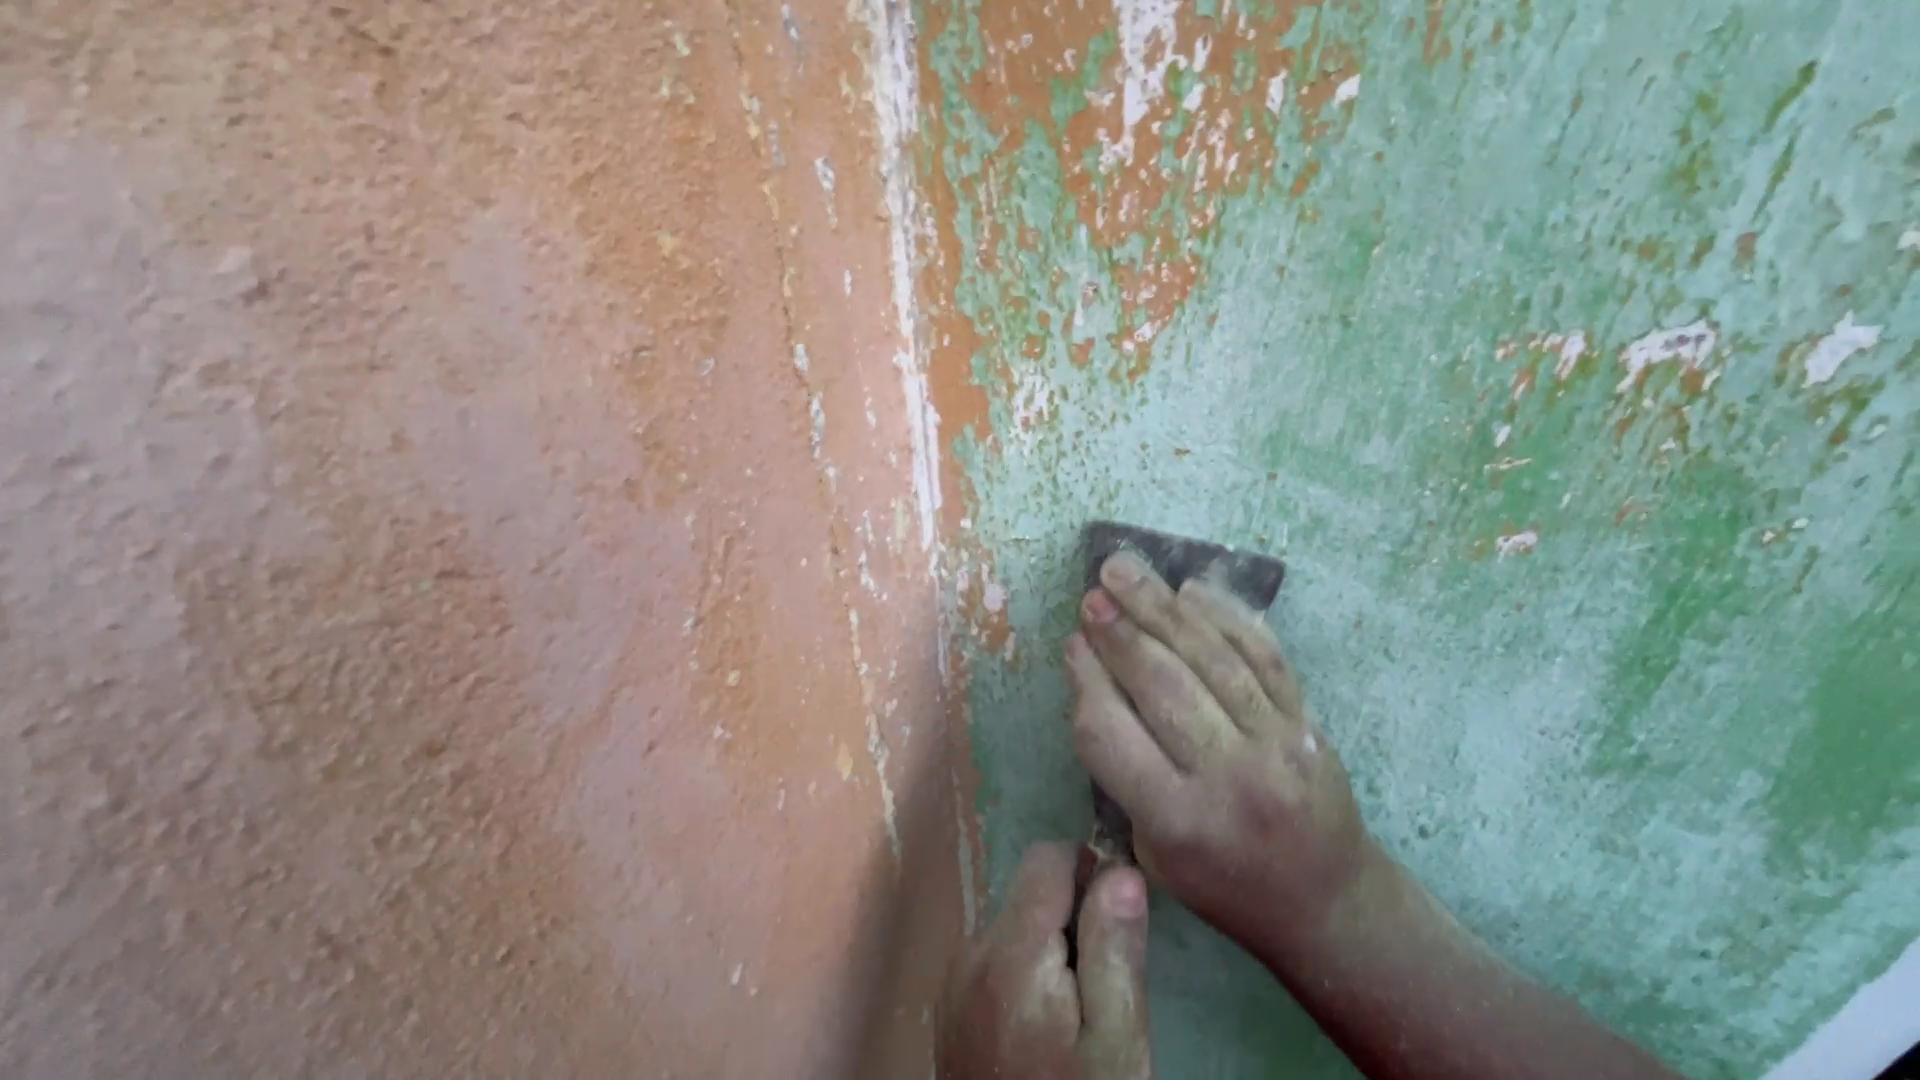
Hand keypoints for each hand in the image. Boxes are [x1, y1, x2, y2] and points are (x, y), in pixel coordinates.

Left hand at [941, 843, 1152, 1079]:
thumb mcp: (1117, 1040)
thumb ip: (1114, 949)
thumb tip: (1121, 869)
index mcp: (1009, 950)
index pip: (1046, 858)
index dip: (1089, 871)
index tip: (1118, 916)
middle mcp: (969, 951)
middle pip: (1028, 891)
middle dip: (1071, 917)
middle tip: (1102, 982)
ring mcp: (953, 980)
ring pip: (1013, 924)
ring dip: (1048, 947)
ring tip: (1075, 1013)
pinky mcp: (950, 1007)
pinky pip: (993, 958)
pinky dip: (1024, 971)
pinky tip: (1043, 1027)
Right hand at [1065, 551, 1371, 962]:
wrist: (1326, 900)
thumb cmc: (1223, 884)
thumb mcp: (1153, 853)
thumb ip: (1123, 776)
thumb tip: (1094, 685)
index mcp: (1178, 820)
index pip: (1111, 733)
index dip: (1085, 682)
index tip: (1070, 645)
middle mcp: (1228, 777)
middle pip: (1162, 685)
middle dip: (1120, 633)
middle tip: (1092, 595)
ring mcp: (1275, 744)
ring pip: (1211, 658)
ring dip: (1162, 608)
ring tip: (1124, 571)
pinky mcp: (1307, 722)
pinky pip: (1264, 655)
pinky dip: (1226, 616)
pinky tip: (1191, 589)